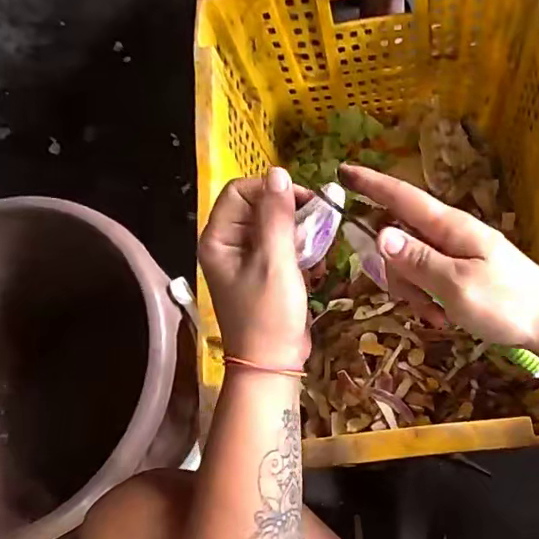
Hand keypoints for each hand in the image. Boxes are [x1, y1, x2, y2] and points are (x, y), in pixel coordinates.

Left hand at [200, 167, 309, 368]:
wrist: (272, 365)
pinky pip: (281, 249)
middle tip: (319, 226)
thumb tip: (278, 173)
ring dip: (300, 234)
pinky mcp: (264, 275)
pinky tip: (315, 268)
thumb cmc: (269, 315)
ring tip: (318, 252)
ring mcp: (246, 262)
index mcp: (218, 240)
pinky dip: (300, 253)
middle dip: (290, 214)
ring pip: (274, 228)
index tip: (305, 202)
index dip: (272, 190)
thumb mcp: (275, 262)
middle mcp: (227, 246)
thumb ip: (276, 216)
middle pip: (258, 207)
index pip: (240, 192)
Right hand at [338, 164, 538, 353]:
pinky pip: (426, 280)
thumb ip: (417, 261)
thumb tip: (380, 234)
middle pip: (398, 240)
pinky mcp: (460, 273)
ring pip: (409, 265)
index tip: (342, 171)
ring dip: (413, 292)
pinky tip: (445, 317)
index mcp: (449, 227)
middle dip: (395, 272)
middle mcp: (449, 234)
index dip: (370, 185)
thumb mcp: (456, 285)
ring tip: (438, 314)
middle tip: (417, 300)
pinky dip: (427, 300)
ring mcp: (455, 254)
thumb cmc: (508, 304)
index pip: (401, 198)